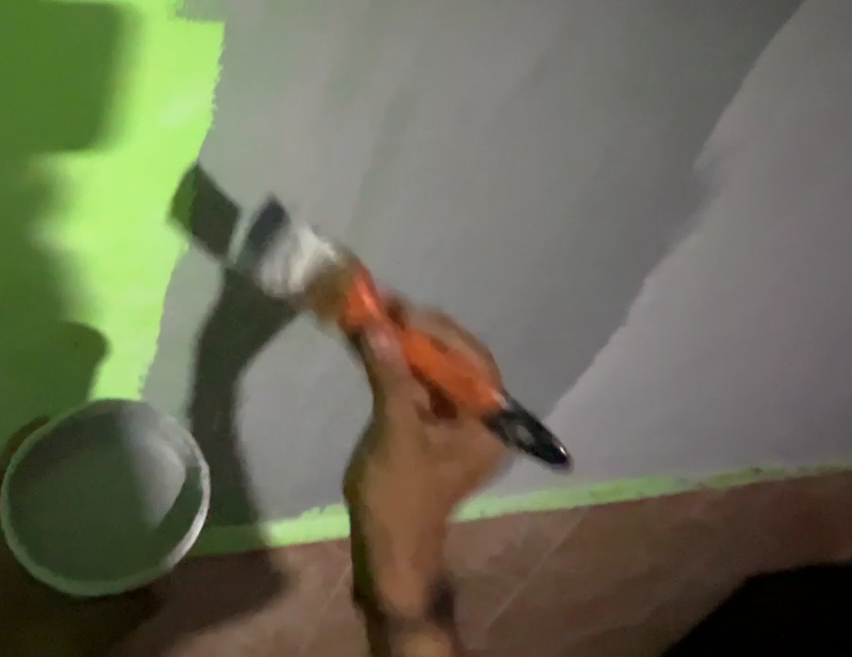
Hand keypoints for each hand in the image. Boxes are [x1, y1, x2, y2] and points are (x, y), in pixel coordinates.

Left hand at [0, 419, 161, 656]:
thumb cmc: (33, 650)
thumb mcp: (85, 632)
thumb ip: (129, 603)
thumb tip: (169, 578)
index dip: (22, 441)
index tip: (53, 419)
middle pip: (2, 488)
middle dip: (34, 462)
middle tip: (74, 446)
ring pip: (3, 511)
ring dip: (31, 490)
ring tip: (72, 475)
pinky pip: (7, 534)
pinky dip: (30, 519)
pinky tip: (62, 525)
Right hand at [342, 298, 506, 630]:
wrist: (385, 546)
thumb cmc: (401, 494)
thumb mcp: (396, 432)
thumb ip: (389, 376)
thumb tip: (376, 324)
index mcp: (487, 425)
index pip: (474, 363)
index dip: (440, 332)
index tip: (403, 312)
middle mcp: (475, 418)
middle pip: (453, 360)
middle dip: (417, 331)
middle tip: (382, 306)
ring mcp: (447, 420)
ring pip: (429, 367)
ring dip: (400, 342)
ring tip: (369, 315)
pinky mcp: (421, 423)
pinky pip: (410, 380)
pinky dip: (389, 359)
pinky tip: (364, 341)